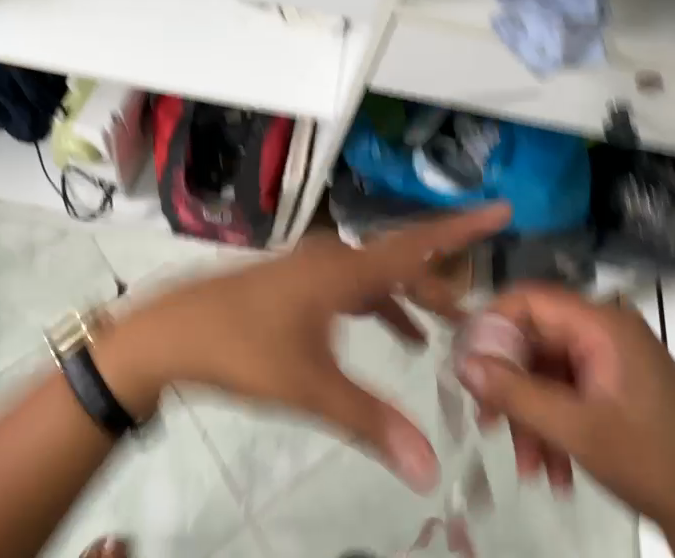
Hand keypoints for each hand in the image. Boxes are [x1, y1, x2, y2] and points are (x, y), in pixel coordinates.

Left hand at [96, 205, 510, 492]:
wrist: (173, 333)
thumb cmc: (242, 349)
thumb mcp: (310, 388)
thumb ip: (371, 422)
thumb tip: (428, 466)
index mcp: (343, 270)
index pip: (417, 244)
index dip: (462, 229)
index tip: (501, 209)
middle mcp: (331, 258)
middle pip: (399, 264)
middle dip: (438, 287)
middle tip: (474, 314)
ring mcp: (310, 268)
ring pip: (374, 277)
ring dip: (407, 300)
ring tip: (437, 334)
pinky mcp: (294, 283)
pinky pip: (350, 287)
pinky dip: (376, 307)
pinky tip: (388, 335)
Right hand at [457, 285, 674, 555]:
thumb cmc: (650, 460)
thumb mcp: (575, 428)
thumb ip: (515, 393)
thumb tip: (461, 362)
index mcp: (601, 324)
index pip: (528, 300)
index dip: (491, 325)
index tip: (465, 364)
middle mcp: (605, 331)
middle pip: (534, 340)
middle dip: (510, 387)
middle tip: (487, 424)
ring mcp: (612, 360)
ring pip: (546, 373)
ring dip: (530, 417)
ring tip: (529, 468)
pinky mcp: (616, 386)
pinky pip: (566, 392)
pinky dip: (553, 426)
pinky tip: (553, 470)